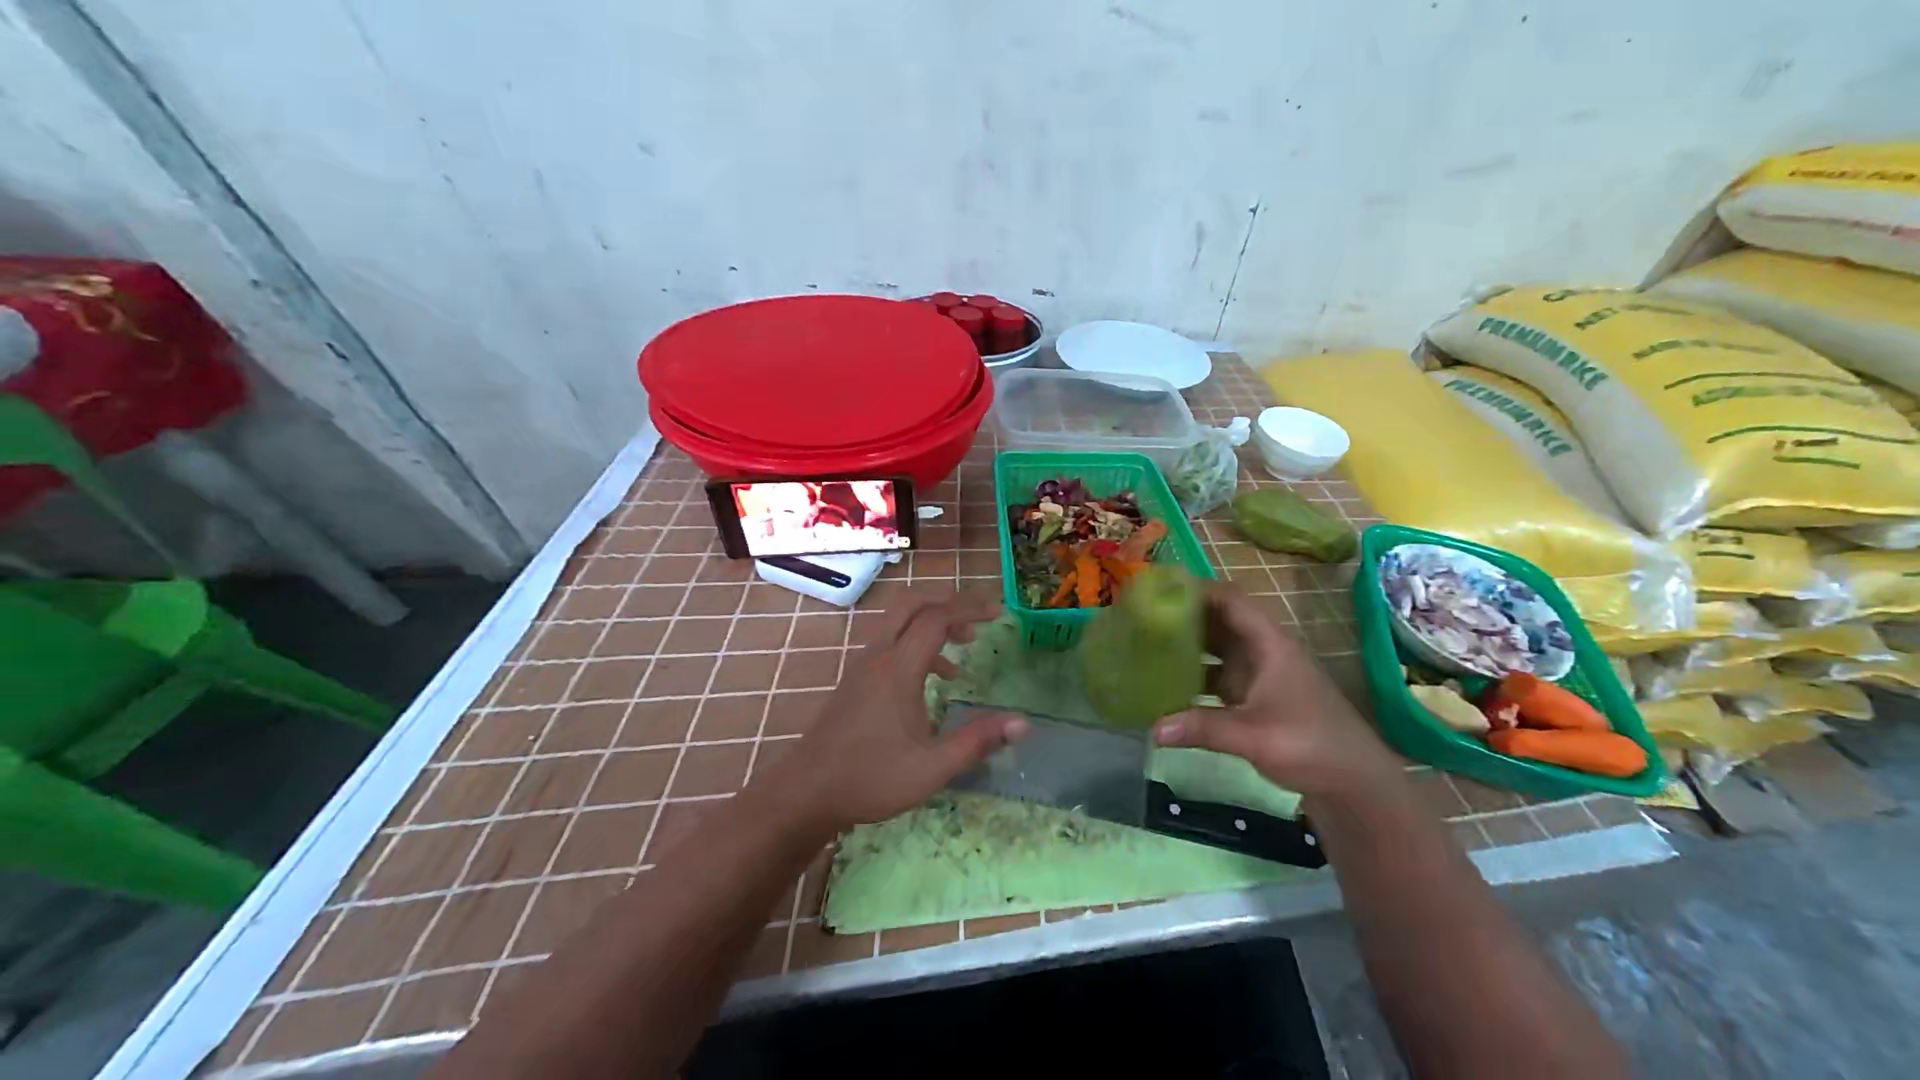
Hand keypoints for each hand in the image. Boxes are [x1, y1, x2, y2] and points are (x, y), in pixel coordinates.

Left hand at [757, 592, 1027, 831]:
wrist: (807, 792)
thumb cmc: (871, 778)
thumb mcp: (932, 768)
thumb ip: (978, 742)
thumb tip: (1023, 723)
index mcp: (897, 669)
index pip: (936, 618)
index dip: (969, 609)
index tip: (999, 613)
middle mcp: (877, 657)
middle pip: (911, 604)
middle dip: (948, 603)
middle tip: (978, 620)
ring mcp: (862, 666)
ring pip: (897, 621)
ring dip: (931, 622)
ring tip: (964, 646)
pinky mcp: (855, 679)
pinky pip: (889, 642)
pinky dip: (915, 643)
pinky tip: (935, 678)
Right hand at [1151, 585, 1400, 797]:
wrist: (1354, 783)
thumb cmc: (1310, 745)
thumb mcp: (1253, 736)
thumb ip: (1202, 729)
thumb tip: (1152, 729)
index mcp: (1269, 644)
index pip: (1230, 600)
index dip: (1197, 590)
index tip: (1158, 592)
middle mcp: (1262, 651)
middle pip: (1219, 620)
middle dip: (1182, 616)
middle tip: (1140, 619)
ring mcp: (1258, 675)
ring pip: (1216, 648)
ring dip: (1186, 646)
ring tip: (1145, 645)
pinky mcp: (1254, 698)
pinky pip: (1216, 676)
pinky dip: (1193, 676)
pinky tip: (1165, 686)